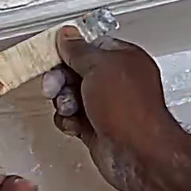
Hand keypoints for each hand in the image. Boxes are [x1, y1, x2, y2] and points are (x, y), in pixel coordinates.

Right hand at [43, 29, 189, 190]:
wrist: (137, 154)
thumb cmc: (130, 111)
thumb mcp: (99, 67)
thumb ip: (79, 50)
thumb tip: (67, 36)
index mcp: (123, 59)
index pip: (89, 46)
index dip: (70, 51)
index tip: (54, 56)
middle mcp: (115, 81)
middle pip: (74, 71)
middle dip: (61, 79)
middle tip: (55, 86)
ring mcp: (106, 106)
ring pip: (69, 95)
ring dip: (63, 101)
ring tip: (70, 108)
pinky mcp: (96, 127)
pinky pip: (70, 117)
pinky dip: (67, 120)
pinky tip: (74, 124)